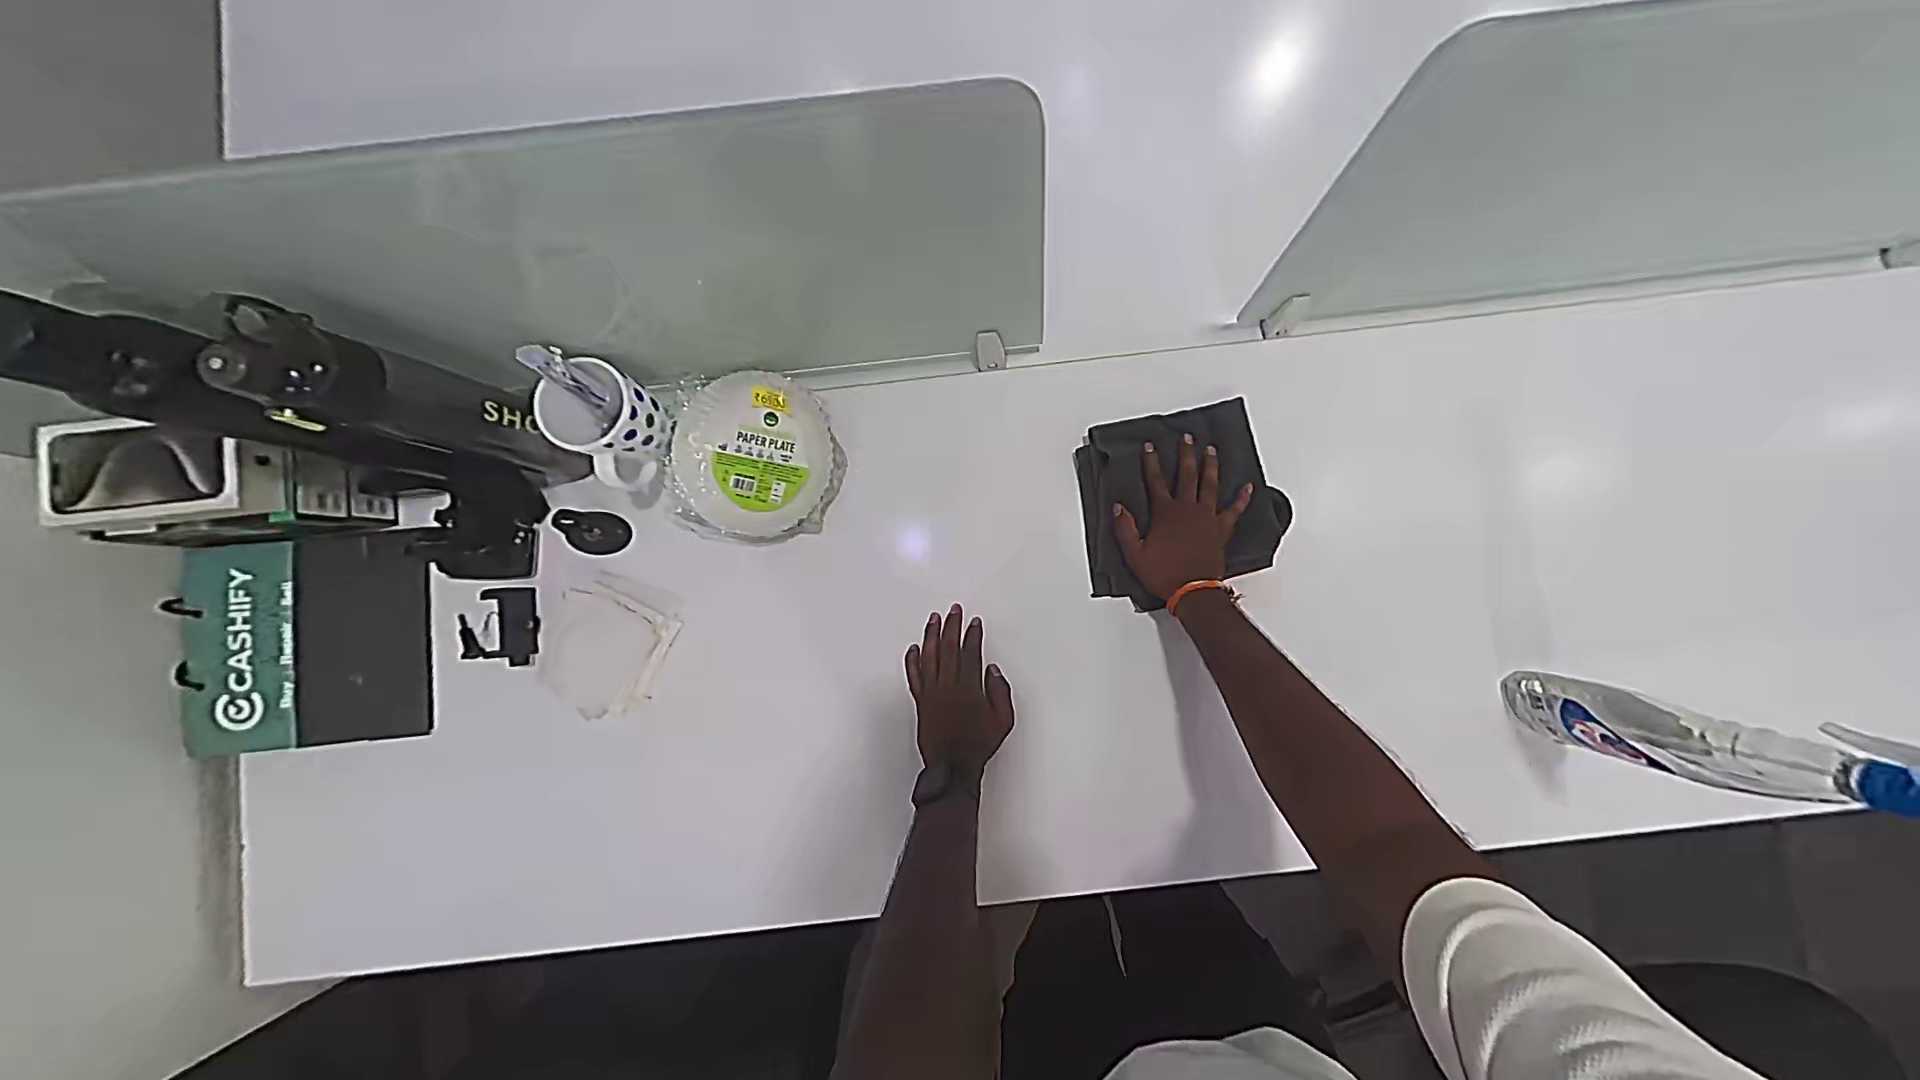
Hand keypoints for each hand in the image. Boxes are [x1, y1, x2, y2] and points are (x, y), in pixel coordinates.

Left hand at [905, 605, 1014, 772]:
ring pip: (929, 656)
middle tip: (954, 611)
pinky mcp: (920, 701)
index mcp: (969, 688)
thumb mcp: (1003, 720)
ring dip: (932, 635)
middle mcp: (948, 686)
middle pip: (948, 647)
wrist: (952, 767)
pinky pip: (914, 675)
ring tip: (934, 619)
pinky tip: (914, 648)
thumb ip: (999, 692)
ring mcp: (932, 693)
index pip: (970, 652)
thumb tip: (992, 671)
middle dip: (952, 625)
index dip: (972, 634)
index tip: (974, 623)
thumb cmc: (977, 746)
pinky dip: (913, 660)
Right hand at [1112, 434, 1253, 600]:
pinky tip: (1247, 487)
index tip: (1150, 447)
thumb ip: (1125, 529)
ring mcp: (1207, 518)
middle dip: (1185, 454)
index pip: (1156, 481)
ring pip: (1210, 484)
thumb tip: (1118, 508)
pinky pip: (1234, 510)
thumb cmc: (1164, 573)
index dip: (1152, 462)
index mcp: (1165, 513)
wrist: (1193, 590)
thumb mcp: (1134, 554)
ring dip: (1210, 465)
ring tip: (1211, 450)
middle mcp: (1188, 510)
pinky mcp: (1221, 530)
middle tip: (1186, 438)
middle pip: (1187, 475)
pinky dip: (1241, 498)